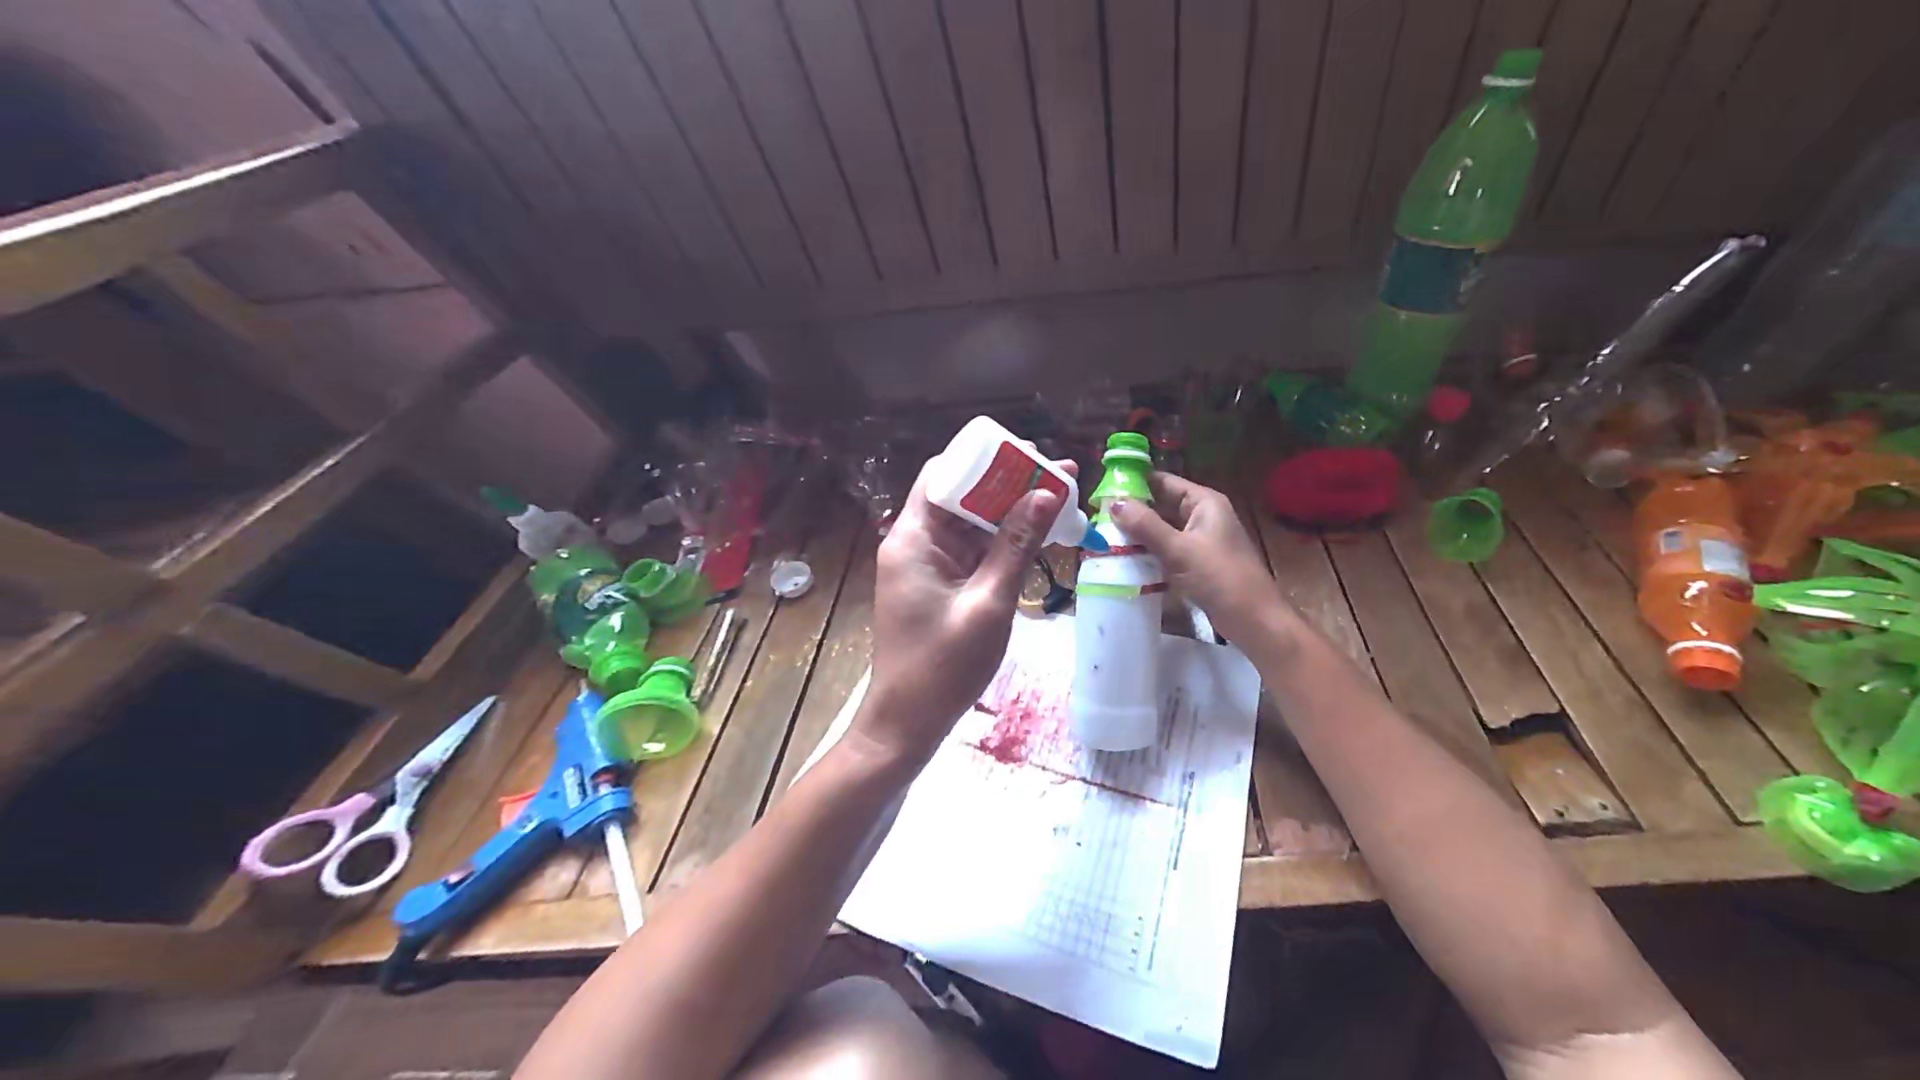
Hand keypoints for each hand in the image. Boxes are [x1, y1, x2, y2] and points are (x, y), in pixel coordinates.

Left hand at [855, 459, 1070, 763]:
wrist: (908, 722)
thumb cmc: (943, 667)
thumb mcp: (988, 603)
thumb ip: (1016, 546)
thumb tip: (1046, 494)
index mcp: (913, 538)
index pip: (946, 474)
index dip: (988, 460)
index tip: (1032, 456)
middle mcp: (914, 543)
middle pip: (962, 496)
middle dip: (1009, 485)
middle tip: (1060, 476)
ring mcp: (926, 565)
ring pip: (970, 524)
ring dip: (1010, 514)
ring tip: (1060, 500)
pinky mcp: (938, 586)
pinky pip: (971, 551)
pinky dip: (1001, 543)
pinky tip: (1038, 536)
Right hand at [1108, 473, 1288, 646]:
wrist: (1253, 618)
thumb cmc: (1219, 577)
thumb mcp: (1178, 549)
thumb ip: (1145, 525)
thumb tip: (1114, 502)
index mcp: (1204, 502)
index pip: (1163, 481)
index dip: (1134, 483)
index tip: (1103, 490)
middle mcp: (1202, 515)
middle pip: (1160, 505)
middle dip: (1131, 511)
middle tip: (1097, 517)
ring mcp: (1200, 540)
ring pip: (1161, 529)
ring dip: (1137, 533)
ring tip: (1103, 537)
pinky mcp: (1196, 562)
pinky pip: (1166, 549)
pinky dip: (1147, 551)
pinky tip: (1124, 558)